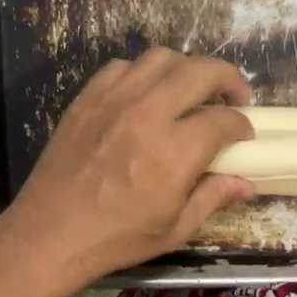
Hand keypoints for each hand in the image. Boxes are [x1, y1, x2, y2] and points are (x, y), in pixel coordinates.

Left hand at [0, 49, 255, 281]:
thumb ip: (213, 197)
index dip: (241, 124)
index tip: (244, 135)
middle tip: (234, 97)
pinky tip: (146, 94)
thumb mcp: (175, 228)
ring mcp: (113, 101)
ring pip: (161, 58)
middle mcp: (147, 114)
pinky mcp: (87, 99)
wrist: (50, 235)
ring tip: (192, 89)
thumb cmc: (117, 238)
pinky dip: (143, 73)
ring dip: (186, 68)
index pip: (223, 120)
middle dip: (228, 79)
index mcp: (174, 152)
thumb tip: (245, 183)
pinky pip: (122, 67)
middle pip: (200, 71)